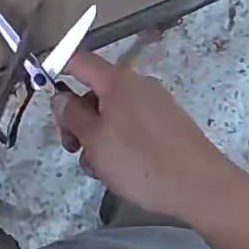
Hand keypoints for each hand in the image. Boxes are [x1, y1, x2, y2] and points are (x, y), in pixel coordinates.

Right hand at [53, 52, 248, 224]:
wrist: (202, 188)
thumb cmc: (141, 162)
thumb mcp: (95, 141)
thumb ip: (72, 115)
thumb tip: (60, 98)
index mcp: (117, 81)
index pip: (78, 60)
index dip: (56, 70)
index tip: (45, 95)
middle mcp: (137, 84)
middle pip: (94, 91)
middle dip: (77, 118)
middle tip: (74, 149)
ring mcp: (155, 103)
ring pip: (111, 113)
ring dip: (97, 136)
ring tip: (101, 168)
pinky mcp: (168, 123)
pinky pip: (131, 125)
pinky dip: (119, 142)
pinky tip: (122, 170)